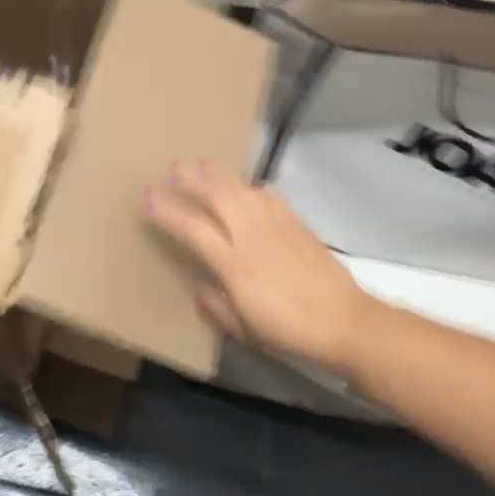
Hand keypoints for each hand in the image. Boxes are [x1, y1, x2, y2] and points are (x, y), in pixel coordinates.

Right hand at [144, 160, 373, 372]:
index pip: (192, 228)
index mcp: (233, 263)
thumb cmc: (290, 332)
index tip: (148, 197)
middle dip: (192, 179)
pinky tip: (248, 186)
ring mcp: (276, 225)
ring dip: (219, 174)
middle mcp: (250, 235)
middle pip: (216, 196)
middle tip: (173, 166)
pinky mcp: (296, 223)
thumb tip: (200, 291)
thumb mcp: (246, 330)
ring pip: (241, 188)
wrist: (345, 322)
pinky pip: (268, 196)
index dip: (168, 211)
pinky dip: (252, 187)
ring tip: (202, 163)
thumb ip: (219, 308)